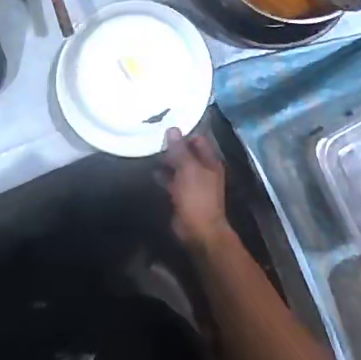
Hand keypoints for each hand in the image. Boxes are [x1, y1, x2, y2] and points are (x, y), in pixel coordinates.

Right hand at [160, 128, 229, 251]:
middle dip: (173, 148)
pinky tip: (153, 173)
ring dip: (167, 162)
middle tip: (154, 140)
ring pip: (179, 167)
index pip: (198, 140)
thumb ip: (180, 150)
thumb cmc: (197, 197)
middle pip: (188, 153)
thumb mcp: (188, 170)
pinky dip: (164, 177)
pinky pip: (173, 182)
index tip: (166, 128)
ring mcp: (193, 184)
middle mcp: (203, 170)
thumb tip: (172, 129)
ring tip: (150, 153)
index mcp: (210, 161)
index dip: (184, 134)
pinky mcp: (183, 196)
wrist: (199, 231)